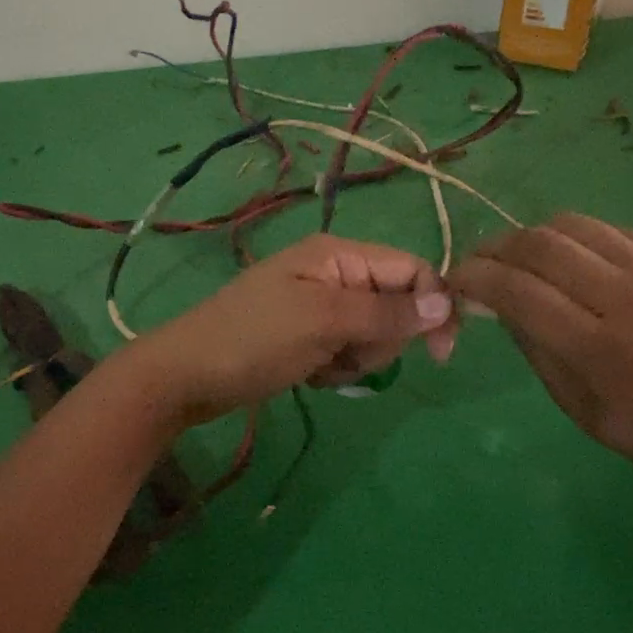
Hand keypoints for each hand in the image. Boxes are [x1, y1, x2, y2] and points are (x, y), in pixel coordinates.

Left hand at [126, 233, 457, 426]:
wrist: (186, 376)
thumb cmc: (254, 340)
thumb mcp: (324, 322)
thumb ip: (386, 312)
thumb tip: (446, 303)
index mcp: (339, 255)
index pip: (412, 270)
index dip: (433, 307)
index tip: (442, 355)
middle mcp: (334, 272)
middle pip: (396, 305)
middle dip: (381, 339)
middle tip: (344, 353)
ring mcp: (319, 305)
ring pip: (374, 333)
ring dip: (357, 358)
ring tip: (320, 366)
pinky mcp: (307, 334)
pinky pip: (347, 350)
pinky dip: (336, 367)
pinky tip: (310, 375)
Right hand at [447, 213, 632, 505]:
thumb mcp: (581, 410)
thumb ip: (536, 350)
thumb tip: (499, 303)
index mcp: (602, 350)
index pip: (518, 291)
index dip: (475, 277)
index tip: (456, 279)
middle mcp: (632, 298)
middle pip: (542, 245)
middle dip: (498, 247)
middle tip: (483, 261)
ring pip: (577, 225)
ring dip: (537, 237)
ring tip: (525, 257)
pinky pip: (618, 233)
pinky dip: (586, 244)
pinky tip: (584, 266)